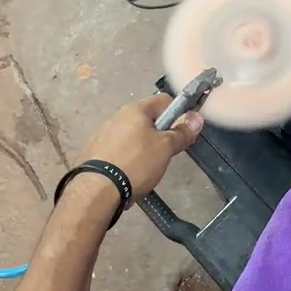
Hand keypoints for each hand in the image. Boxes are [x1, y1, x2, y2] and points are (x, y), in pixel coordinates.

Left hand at [74, 94, 202, 195]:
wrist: (96, 190)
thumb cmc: (136, 163)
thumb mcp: (165, 148)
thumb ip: (182, 133)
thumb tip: (197, 117)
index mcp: (135, 110)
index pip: (164, 100)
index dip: (179, 111)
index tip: (185, 129)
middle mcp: (117, 117)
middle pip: (146, 119)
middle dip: (160, 133)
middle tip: (167, 153)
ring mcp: (103, 135)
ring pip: (132, 136)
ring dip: (143, 147)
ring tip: (148, 168)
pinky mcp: (94, 153)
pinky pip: (118, 151)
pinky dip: (127, 159)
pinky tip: (129, 175)